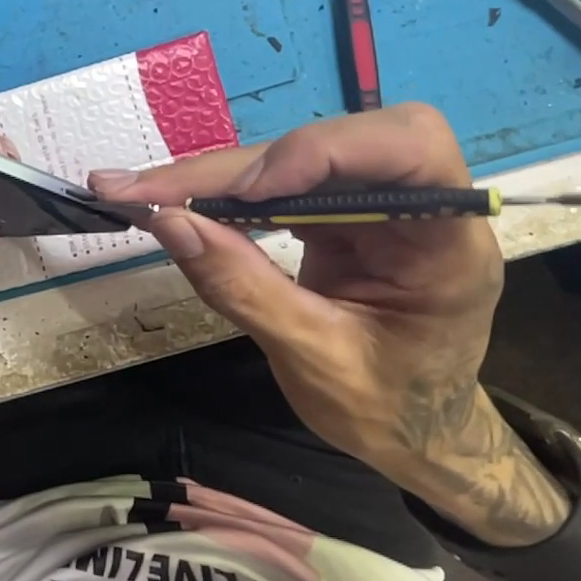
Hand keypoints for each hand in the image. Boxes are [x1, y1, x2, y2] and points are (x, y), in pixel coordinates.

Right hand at [89, 105, 561, 541]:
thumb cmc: (387, 410)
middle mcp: (415, 207)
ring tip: (135, 192)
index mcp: (446, 244)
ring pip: (288, 160)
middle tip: (138, 189)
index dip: (323, 151)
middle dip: (230, 168)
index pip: (407, 149)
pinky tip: (174, 203)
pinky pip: (273, 185)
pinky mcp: (335, 214)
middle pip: (327, 145)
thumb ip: (244, 289)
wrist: (413, 435)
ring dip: (211, 177)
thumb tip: (169, 222)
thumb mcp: (313, 360)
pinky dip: (219, 194)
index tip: (246, 192)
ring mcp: (371, 207)